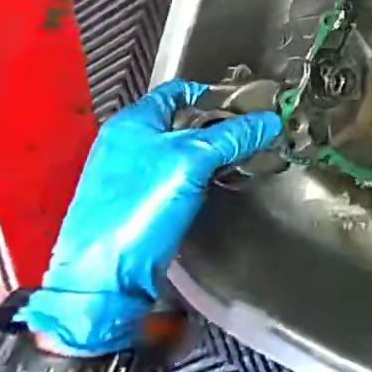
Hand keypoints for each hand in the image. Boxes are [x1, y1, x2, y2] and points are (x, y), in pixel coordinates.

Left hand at [16, 81, 280, 355]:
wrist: (105, 281)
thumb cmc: (133, 213)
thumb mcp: (193, 162)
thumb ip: (232, 136)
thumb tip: (266, 121)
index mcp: (132, 122)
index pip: (178, 90)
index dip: (212, 94)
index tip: (243, 105)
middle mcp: (126, 144)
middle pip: (182, 120)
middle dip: (216, 126)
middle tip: (247, 134)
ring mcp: (130, 175)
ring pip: (180, 151)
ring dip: (209, 154)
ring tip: (237, 159)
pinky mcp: (138, 203)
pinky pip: (174, 178)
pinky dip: (197, 177)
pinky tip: (214, 186)